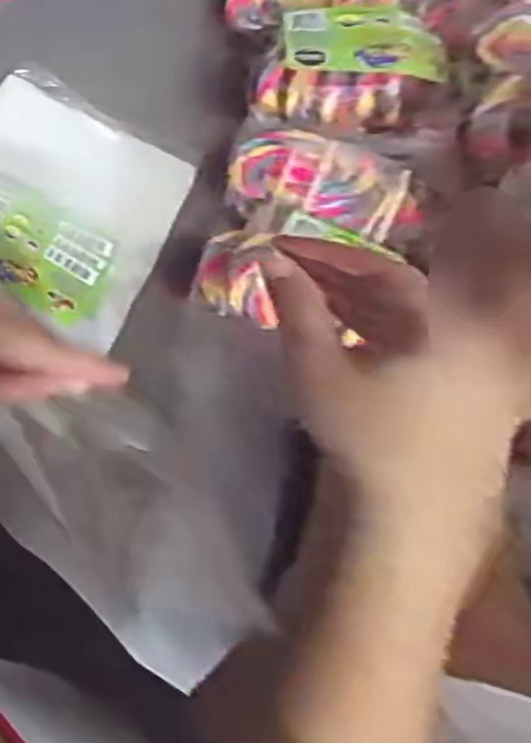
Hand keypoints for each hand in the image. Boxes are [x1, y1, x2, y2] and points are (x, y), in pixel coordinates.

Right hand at [268, 198, 530, 522]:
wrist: (415, 497)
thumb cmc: (363, 426)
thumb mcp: (316, 363)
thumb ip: (296, 307)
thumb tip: (269, 260)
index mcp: (445, 327)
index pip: (384, 271)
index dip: (328, 254)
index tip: (277, 245)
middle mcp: (471, 335)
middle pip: (400, 288)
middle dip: (336, 271)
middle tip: (280, 261)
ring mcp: (473, 360)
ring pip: (405, 310)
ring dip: (348, 293)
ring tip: (294, 284)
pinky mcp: (461, 379)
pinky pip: (412, 331)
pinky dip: (366, 317)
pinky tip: (326, 316)